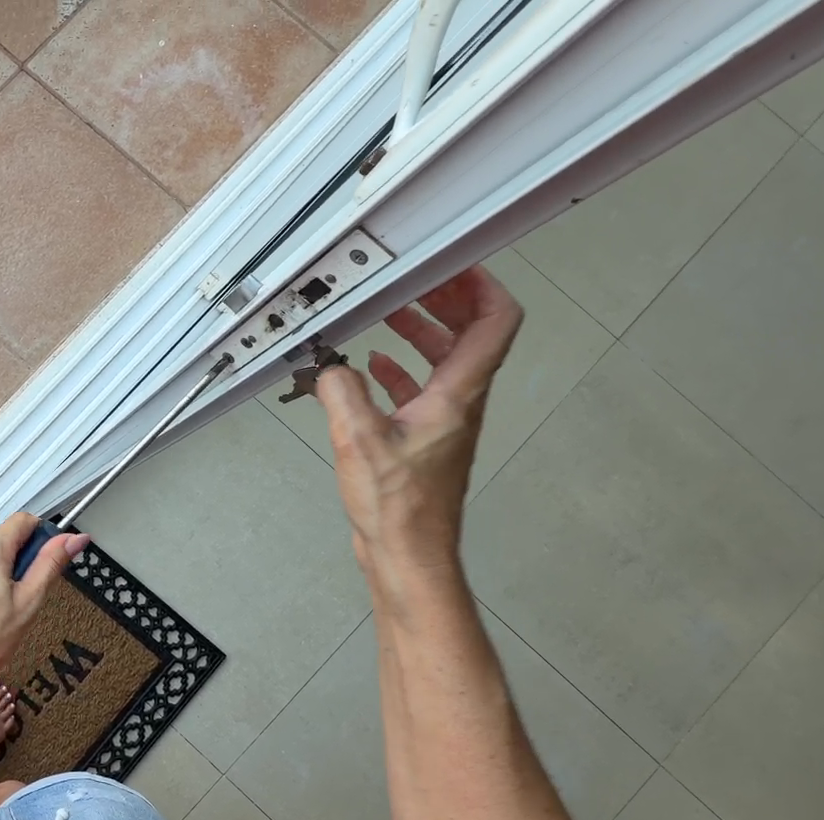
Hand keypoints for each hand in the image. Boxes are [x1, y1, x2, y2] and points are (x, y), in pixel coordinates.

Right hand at [316, 265, 521, 592]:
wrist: (406, 551)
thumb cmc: (396, 503)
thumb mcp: (359, 440)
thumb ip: (342, 393)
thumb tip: (329, 366)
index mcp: (458, 394)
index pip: (494, 322)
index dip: (480, 286)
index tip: (451, 265)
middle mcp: (459, 403)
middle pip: (469, 336)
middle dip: (442, 302)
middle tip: (410, 283)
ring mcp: (442, 422)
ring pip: (442, 362)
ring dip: (419, 334)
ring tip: (385, 316)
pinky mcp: (420, 441)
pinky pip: (418, 391)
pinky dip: (398, 372)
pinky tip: (370, 370)